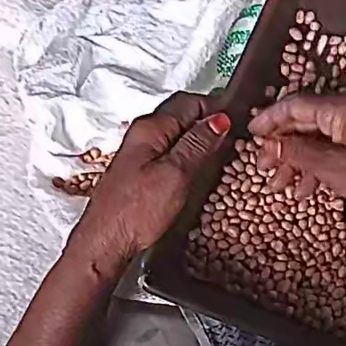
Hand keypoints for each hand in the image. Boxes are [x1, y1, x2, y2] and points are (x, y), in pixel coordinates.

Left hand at [68, 92, 230, 267]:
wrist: (105, 243)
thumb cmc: (135, 212)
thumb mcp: (176, 173)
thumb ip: (199, 144)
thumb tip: (220, 120)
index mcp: (151, 128)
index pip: (189, 102)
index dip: (216, 107)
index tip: (240, 117)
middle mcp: (143, 136)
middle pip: (182, 115)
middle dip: (210, 119)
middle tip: (237, 132)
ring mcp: (141, 154)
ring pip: (178, 135)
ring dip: (201, 138)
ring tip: (225, 149)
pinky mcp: (142, 173)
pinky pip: (171, 152)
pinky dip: (190, 154)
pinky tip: (201, 167)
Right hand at [249, 93, 345, 210]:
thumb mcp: (331, 167)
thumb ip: (298, 153)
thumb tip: (271, 146)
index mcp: (341, 110)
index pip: (296, 106)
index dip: (270, 119)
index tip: (252, 133)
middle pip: (302, 123)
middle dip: (281, 146)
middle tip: (263, 165)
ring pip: (313, 139)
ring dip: (294, 161)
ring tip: (280, 184)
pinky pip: (327, 150)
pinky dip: (312, 167)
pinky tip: (303, 189)